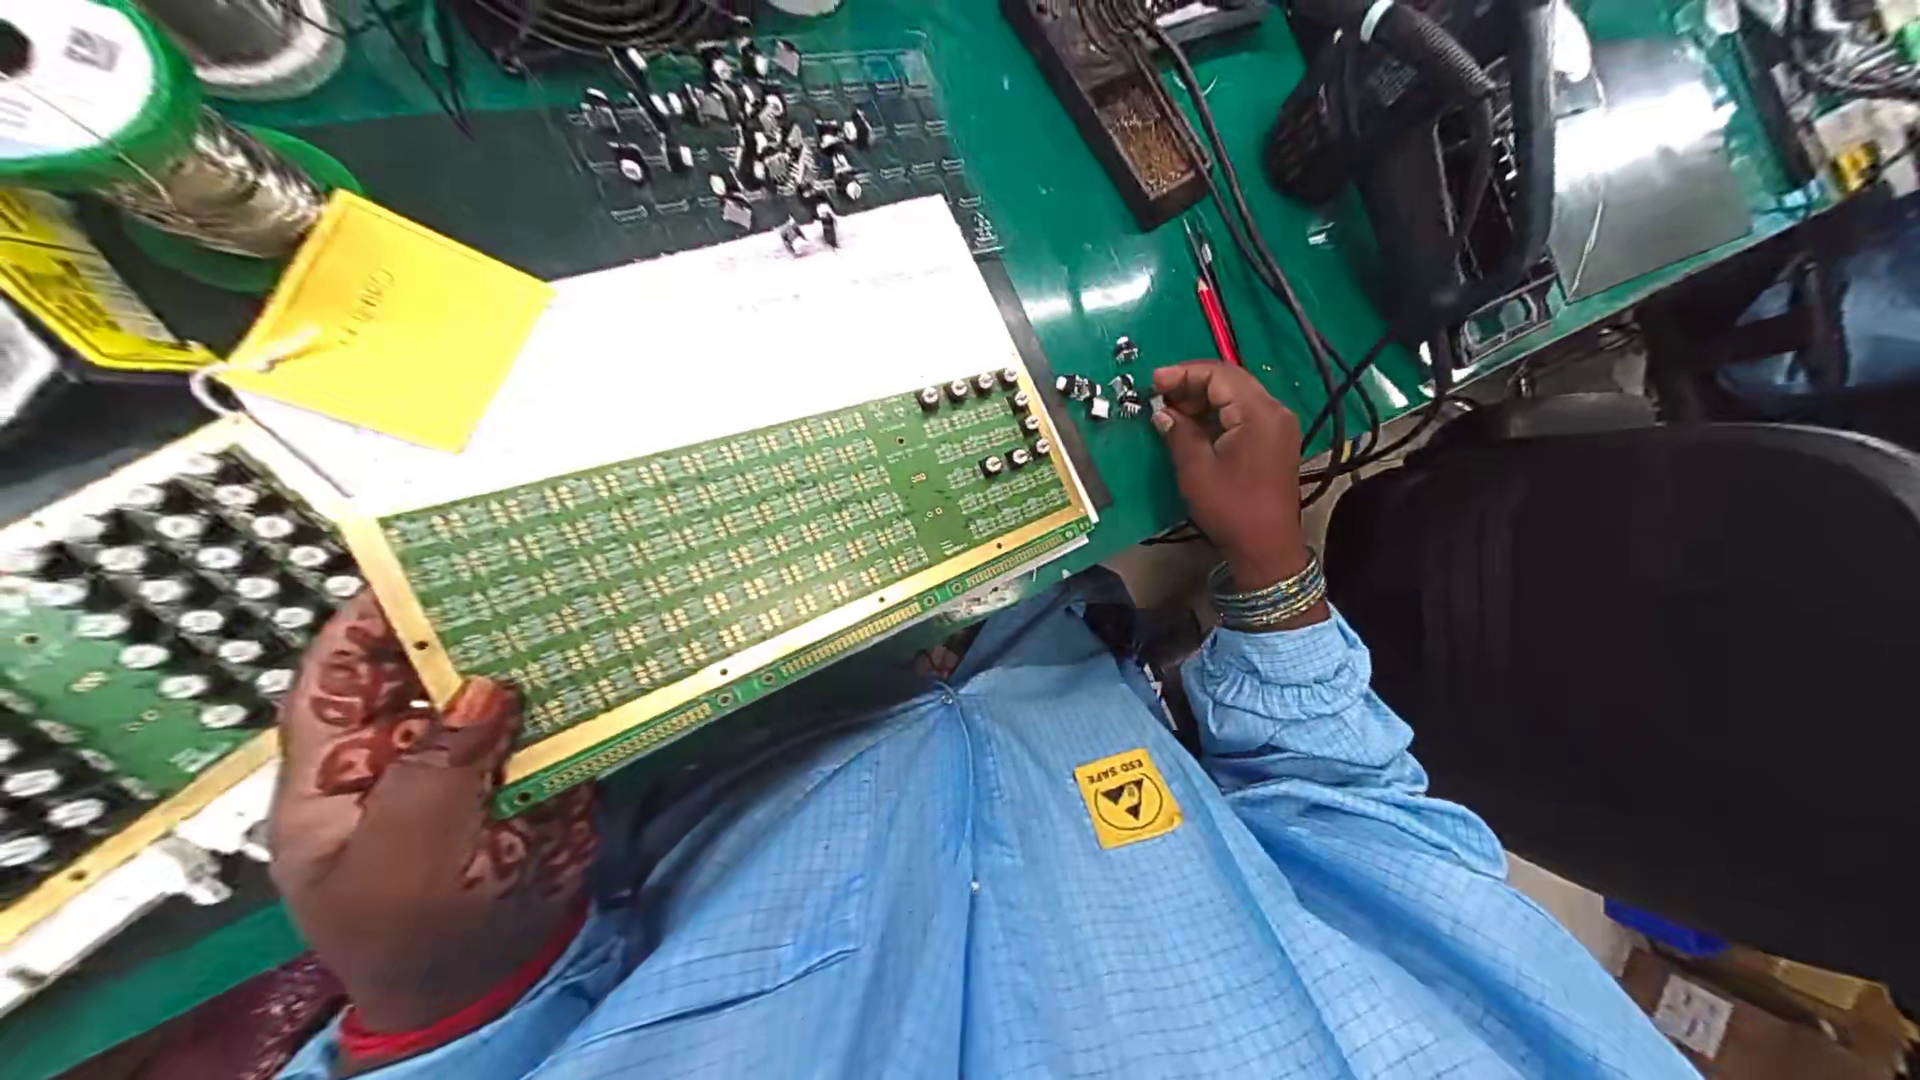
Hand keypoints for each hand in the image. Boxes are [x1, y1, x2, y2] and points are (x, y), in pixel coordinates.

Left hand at [269, 592, 596, 1033]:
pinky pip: (553, 713)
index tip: (410, 570)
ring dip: (530, 649)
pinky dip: (574, 686)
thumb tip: (487, 687)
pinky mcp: (536, 762)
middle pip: (432, 668)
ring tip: (562, 602)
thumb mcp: (401, 859)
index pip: (342, 679)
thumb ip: (434, 772)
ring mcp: (482, 754)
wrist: (497, 969)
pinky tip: (598, 657)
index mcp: (348, 771)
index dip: (367, 622)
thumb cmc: (415, 931)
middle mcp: (416, 748)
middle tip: (509, 573)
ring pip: (502, 685)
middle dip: (464, 623)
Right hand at [1151, 362, 1319, 601]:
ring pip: (1236, 396)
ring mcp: (1277, 426)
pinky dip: (1216, 414)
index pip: (1219, 374)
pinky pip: (1242, 414)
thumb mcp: (1196, 469)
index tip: (1153, 381)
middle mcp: (1274, 411)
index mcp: (1258, 413)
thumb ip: (1179, 432)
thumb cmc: (1229, 507)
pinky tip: (1193, 425)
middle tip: (1159, 397)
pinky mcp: (1273, 441)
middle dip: (1192, 384)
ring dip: (1203, 399)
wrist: (1265, 546)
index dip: (1183, 373)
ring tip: (1171, 412)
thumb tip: (1162, 412)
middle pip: (1230, 381)